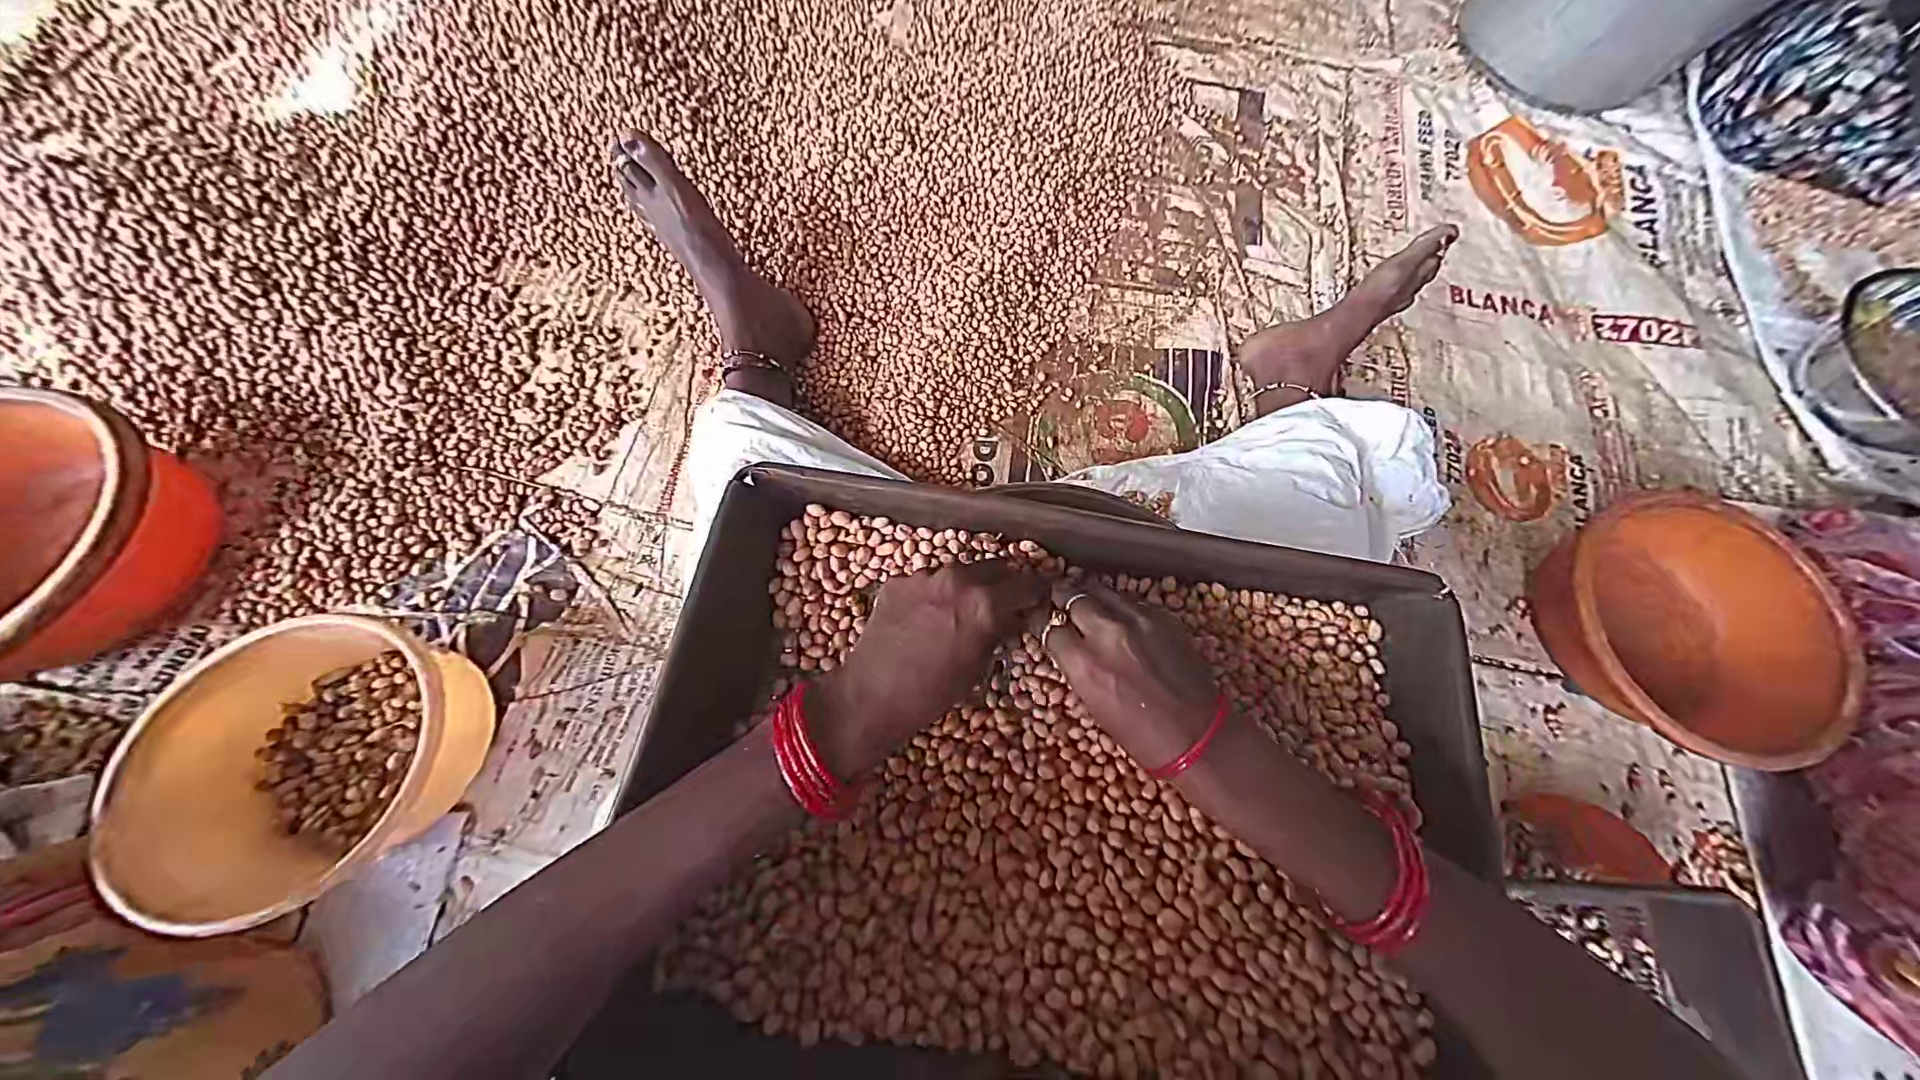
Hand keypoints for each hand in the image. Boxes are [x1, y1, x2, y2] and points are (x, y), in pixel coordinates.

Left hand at [813, 559, 1045, 771]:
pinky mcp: (899, 581)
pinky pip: (928, 580)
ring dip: (968, 584)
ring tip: (961, 609)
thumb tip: (1013, 618)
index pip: (1025, 584)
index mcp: (984, 604)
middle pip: (995, 566)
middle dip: (1004, 581)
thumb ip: (999, 632)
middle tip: (1005, 599)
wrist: (873, 694)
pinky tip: (928, 616)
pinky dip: (935, 592)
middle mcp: (956, 581)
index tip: (1038, 596)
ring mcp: (924, 577)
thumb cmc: (932, 692)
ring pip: (959, 571)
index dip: (1036, 591)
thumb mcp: (978, 666)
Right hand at [1036, 580, 1220, 769]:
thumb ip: (1078, 668)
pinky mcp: (1164, 618)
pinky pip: (1133, 602)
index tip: (1044, 625)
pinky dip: (1122, 607)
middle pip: (1074, 598)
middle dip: (1064, 600)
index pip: (1051, 630)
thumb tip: (1069, 648)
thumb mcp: (1093, 704)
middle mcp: (1107, 634)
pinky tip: (1121, 617)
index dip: (1046, 628)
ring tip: (1085, 600)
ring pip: (1103, 591)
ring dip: (1091, 597)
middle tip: (1058, 599)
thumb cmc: (1141, 734)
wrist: (1197, 736)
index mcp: (1084, 663)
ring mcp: (1139, 621)